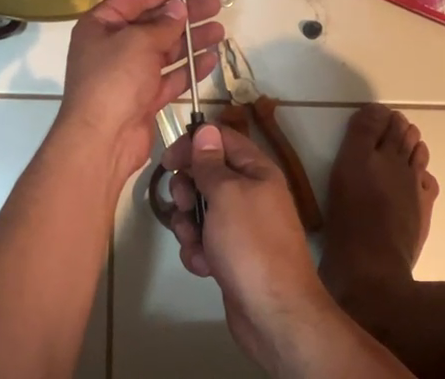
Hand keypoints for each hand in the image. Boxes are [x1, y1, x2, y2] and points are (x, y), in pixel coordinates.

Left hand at [56, 0, 222, 178]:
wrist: (102, 140)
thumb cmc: (114, 79)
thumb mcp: (138, 42)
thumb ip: (162, 24)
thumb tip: (178, 8)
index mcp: (100, 26)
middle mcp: (112, 47)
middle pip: (152, 24)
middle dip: (184, 16)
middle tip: (214, 5)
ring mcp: (128, 75)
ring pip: (164, 51)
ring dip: (191, 41)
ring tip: (220, 30)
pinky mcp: (143, 99)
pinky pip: (169, 78)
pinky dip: (189, 69)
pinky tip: (211, 59)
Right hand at [165, 124, 329, 368]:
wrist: (275, 314)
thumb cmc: (251, 244)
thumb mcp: (226, 194)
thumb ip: (210, 162)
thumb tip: (206, 130)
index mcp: (256, 171)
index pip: (221, 139)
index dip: (193, 144)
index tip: (169, 160)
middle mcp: (250, 194)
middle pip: (206, 175)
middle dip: (187, 190)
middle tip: (185, 205)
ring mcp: (241, 227)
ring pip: (200, 210)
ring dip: (189, 225)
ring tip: (195, 243)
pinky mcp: (231, 256)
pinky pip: (204, 241)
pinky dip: (198, 252)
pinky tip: (203, 266)